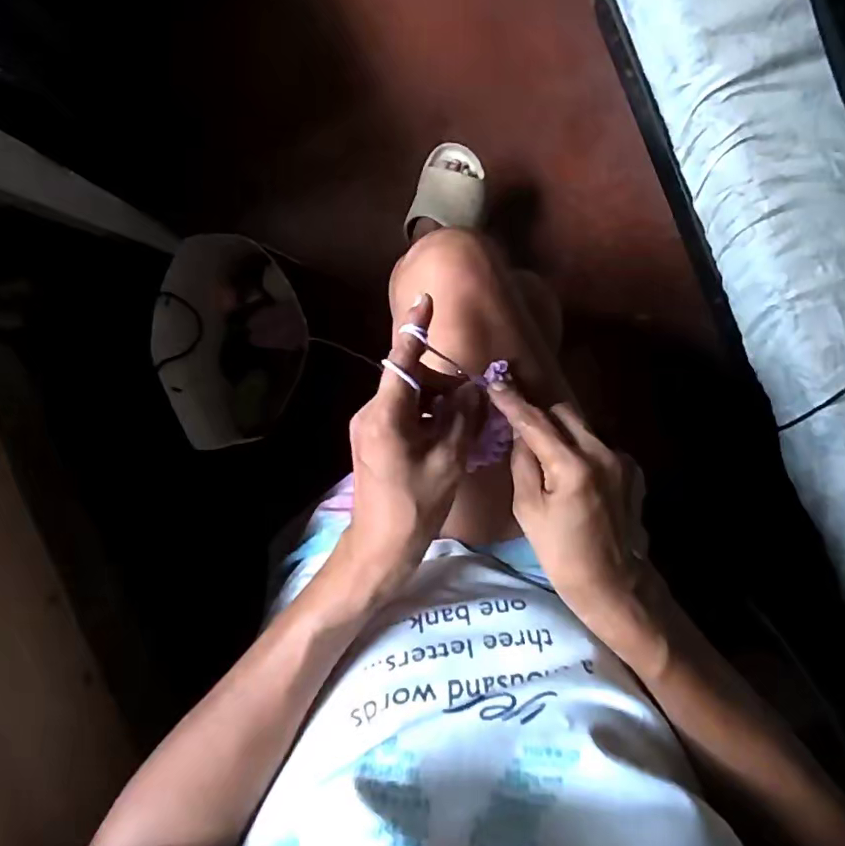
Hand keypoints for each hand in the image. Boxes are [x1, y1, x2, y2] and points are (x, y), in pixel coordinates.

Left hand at [341, 293, 485, 594]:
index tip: (426, 300)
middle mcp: (371, 413)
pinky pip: (404, 415)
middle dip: (445, 385)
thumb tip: (472, 390)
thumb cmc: (415, 505)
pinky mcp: (372, 439)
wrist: (379, 545)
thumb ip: (462, 418)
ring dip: (439, 404)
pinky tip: (449, 438)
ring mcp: (369, 426)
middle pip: (412, 381)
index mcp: (386, 415)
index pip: (401, 360)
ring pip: (410, 398)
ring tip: (467, 427)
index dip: (416, 329)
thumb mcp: (448, 460)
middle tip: (476, 406)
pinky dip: (428, 418)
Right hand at [487, 379, 641, 621]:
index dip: (512, 401)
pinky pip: (598, 446)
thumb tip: (520, 433)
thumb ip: (523, 463)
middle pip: (563, 412)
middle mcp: (602, 453)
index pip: (535, 421)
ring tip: (544, 450)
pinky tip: (571, 472)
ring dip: (560, 430)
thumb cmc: (561, 553)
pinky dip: (580, 449)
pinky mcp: (632, 470)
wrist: (614, 584)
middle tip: (518, 419)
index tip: (495, 381)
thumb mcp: (528, 510)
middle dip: (539, 412)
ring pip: (582, 427)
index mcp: (572, 465)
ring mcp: (621, 460)